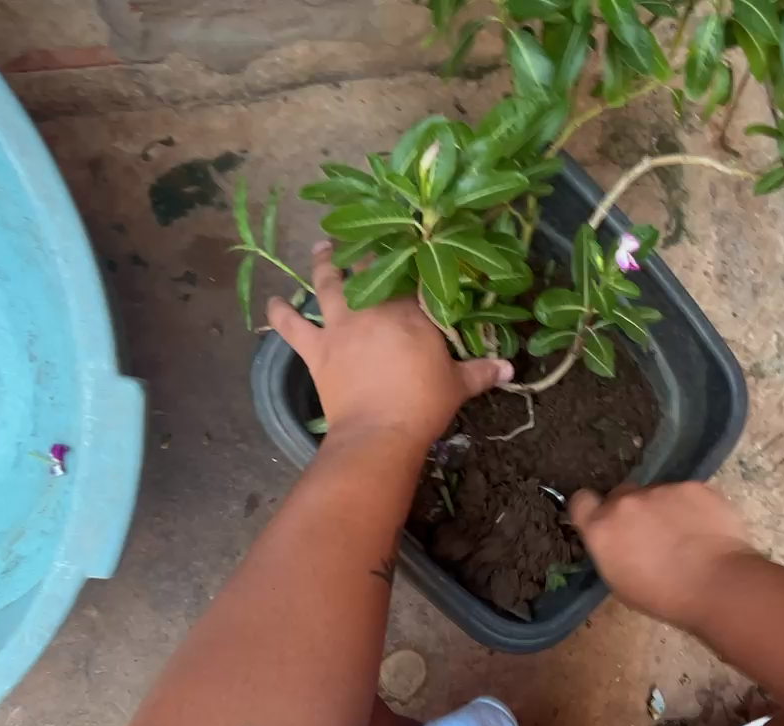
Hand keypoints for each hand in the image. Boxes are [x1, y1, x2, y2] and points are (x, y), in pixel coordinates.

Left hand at [267, 241, 512, 448]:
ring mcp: (341, 326)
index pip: (414, 279)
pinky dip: (280, 314)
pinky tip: (272, 302)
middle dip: (368, 250)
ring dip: (323, 264)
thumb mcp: (458, 387)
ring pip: (328, 285)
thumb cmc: (423, 406)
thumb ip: (482, 372)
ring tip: (321, 248)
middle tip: (365, 234)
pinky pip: (292, 327)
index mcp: (411, 314)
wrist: (380, 433)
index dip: (414, 261)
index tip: (414, 243)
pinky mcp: (317, 350)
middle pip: (369, 269)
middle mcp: (374, 309)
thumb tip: (511, 370)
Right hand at [567, 482, 759, 629]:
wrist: (717, 585)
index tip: (605, 522)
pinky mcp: (692, 486)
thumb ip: (610, 550)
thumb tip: (618, 541)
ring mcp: (660, 490)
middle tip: (651, 535)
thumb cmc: (663, 597)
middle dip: (631, 511)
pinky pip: (685, 493)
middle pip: (620, 495)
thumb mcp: (620, 582)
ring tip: (686, 536)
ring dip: (664, 509)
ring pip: (656, 494)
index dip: (592, 509)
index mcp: (601, 528)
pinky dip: (692, 507)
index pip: (580, 501)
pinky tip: (705, 529)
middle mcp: (625, 502)